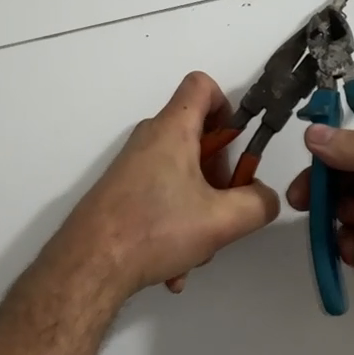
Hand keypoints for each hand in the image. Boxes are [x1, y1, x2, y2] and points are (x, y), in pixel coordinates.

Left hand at [54, 72, 281, 298]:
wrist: (89, 264)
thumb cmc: (155, 229)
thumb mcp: (222, 221)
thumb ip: (258, 203)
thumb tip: (264, 197)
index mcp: (173, 130)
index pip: (202, 86)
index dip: (226, 106)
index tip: (236, 145)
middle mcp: (150, 139)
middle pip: (197, 138)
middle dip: (218, 175)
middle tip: (222, 209)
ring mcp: (132, 166)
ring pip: (182, 175)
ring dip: (199, 211)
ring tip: (197, 252)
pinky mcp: (121, 192)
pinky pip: (160, 197)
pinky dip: (175, 226)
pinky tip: (174, 268)